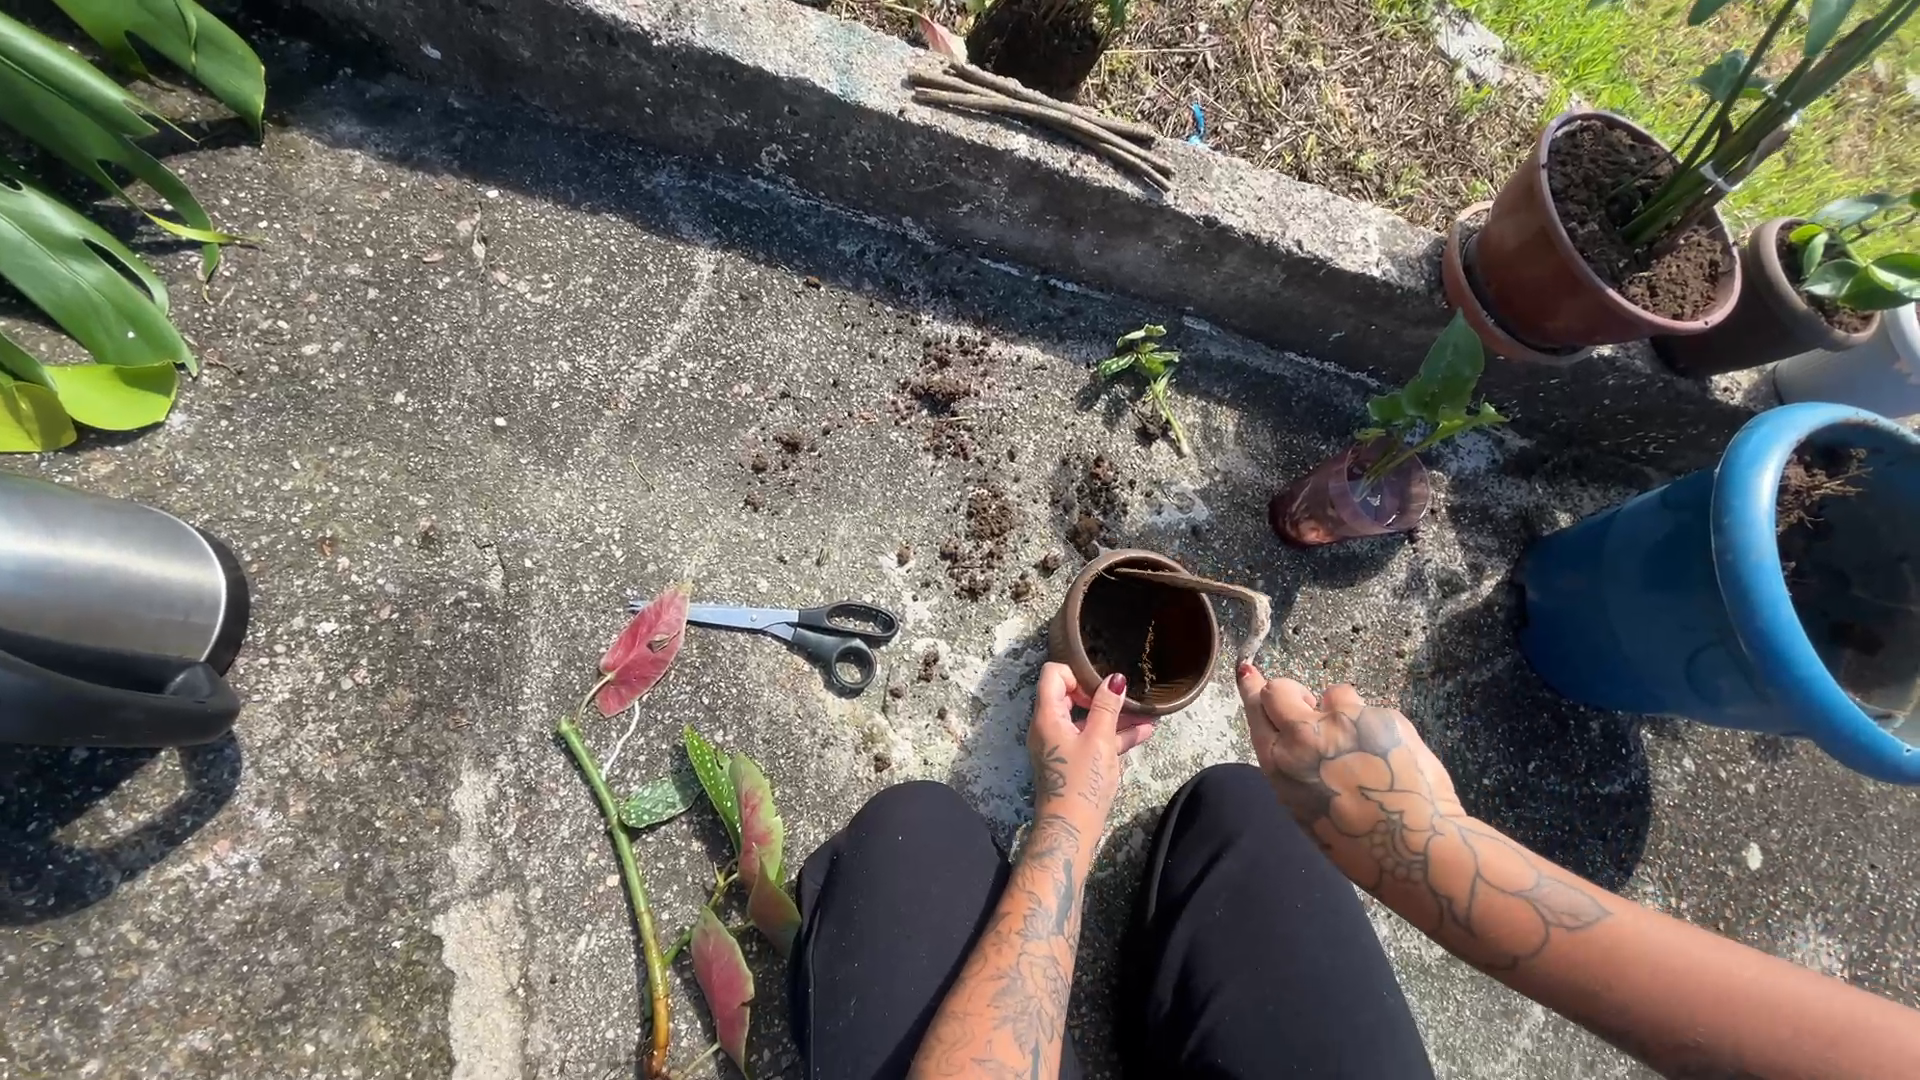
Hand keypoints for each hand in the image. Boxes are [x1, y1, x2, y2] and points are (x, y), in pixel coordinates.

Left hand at [1028, 662, 1155, 821]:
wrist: (1071, 830)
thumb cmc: (1082, 782)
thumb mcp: (1099, 740)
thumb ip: (1107, 707)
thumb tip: (1115, 678)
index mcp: (1047, 716)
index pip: (1053, 675)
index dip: (1077, 673)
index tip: (1100, 685)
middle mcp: (1049, 726)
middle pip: (1071, 695)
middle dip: (1101, 694)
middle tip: (1126, 696)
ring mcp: (1061, 744)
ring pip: (1087, 719)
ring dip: (1115, 715)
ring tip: (1147, 712)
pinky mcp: (1073, 760)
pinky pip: (1092, 738)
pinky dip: (1114, 734)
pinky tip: (1144, 731)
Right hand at [1235, 663, 1464, 890]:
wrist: (1418, 849)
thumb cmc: (1355, 841)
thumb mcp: (1301, 803)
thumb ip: (1290, 761)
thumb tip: (1293, 728)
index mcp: (1280, 760)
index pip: (1256, 708)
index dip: (1252, 687)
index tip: (1248, 671)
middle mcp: (1305, 734)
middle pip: (1282, 689)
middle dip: (1290, 693)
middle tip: (1308, 710)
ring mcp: (1345, 721)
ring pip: (1334, 695)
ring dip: (1341, 713)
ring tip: (1362, 748)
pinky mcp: (1383, 716)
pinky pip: (1371, 712)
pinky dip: (1376, 728)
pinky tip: (1389, 759)